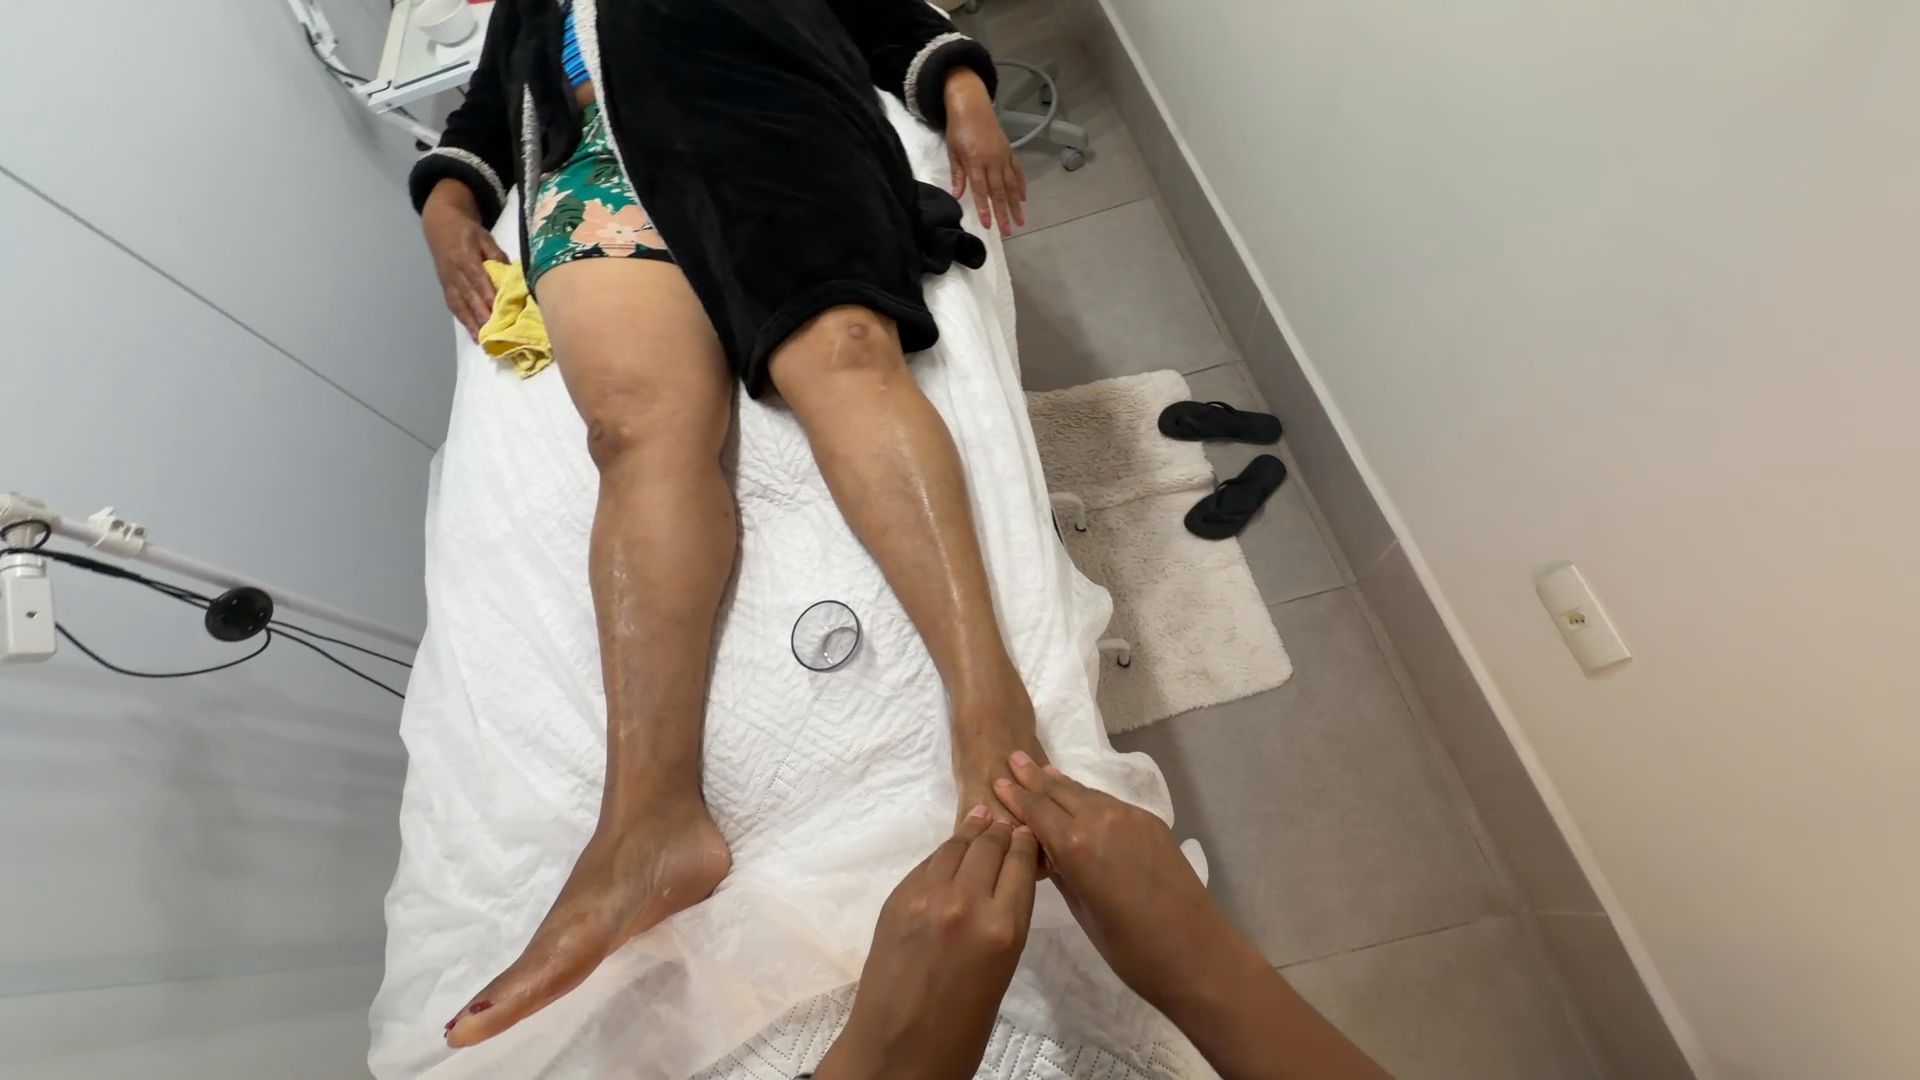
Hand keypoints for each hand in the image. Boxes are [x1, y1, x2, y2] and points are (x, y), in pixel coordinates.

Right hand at [421, 178, 509, 340]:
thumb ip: (496, 255)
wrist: (439, 222)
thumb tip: (510, 273)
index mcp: (464, 258)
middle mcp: (454, 272)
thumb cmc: (466, 230)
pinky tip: (473, 334)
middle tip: (494, 333)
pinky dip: (463, 320)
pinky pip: (454, 305)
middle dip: (482, 315)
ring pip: (460, 305)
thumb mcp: (484, 236)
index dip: (488, 297)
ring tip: (484, 340)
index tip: (500, 312)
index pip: (479, 281)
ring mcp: (447, 280)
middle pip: (469, 297)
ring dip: (472, 323)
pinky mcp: (445, 286)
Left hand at [814, 807, 1040, 1079]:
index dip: (1026, 843)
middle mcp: (967, 902)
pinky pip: (929, 862)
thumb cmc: (962, 1025)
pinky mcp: (899, 896)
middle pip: (990, 845)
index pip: (1021, 862)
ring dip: (972, 833)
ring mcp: (928, 896)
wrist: (897, 1052)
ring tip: (980, 820)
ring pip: (956, 845)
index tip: (1028, 832)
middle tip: (1006, 825)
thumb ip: (1006, 917)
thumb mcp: (1002, 969)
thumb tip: (1007, 875)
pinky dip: (944, 854)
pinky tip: (951, 851)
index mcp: (1003, 928)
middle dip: (1001, 833)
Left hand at [944, 67, 1026, 237]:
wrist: (971, 103)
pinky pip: (1017, 171)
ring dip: (1015, 205)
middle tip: (1007, 232)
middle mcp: (991, 160)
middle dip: (1003, 213)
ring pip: (1011, 185)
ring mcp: (1002, 156)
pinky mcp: (1009, 151)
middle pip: (998, 192)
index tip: (987, 225)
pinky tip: (1024, 198)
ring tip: (1020, 221)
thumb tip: (957, 195)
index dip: (984, 209)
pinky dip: (1021, 185)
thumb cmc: (958, 128)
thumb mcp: (953, 151)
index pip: (980, 190)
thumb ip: (957, 174)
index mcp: (975, 161)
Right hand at [992, 752, 1235, 1011]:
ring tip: (1040, 769)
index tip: (997, 780)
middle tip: (1013, 757)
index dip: (1016, 796)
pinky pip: (1108, 802)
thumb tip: (1049, 852)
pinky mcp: (1150, 822)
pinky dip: (1087, 796)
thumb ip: (1063, 874)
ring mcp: (1128, 817)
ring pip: (1084, 793)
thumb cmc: (1132, 950)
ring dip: (1060, 783)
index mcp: (1077, 847)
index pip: (1037, 811)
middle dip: (1034, 777)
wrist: (1198, 954)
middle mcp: (1100, 820)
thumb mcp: (1084, 914)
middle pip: (1058, 791)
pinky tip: (1078, 796)